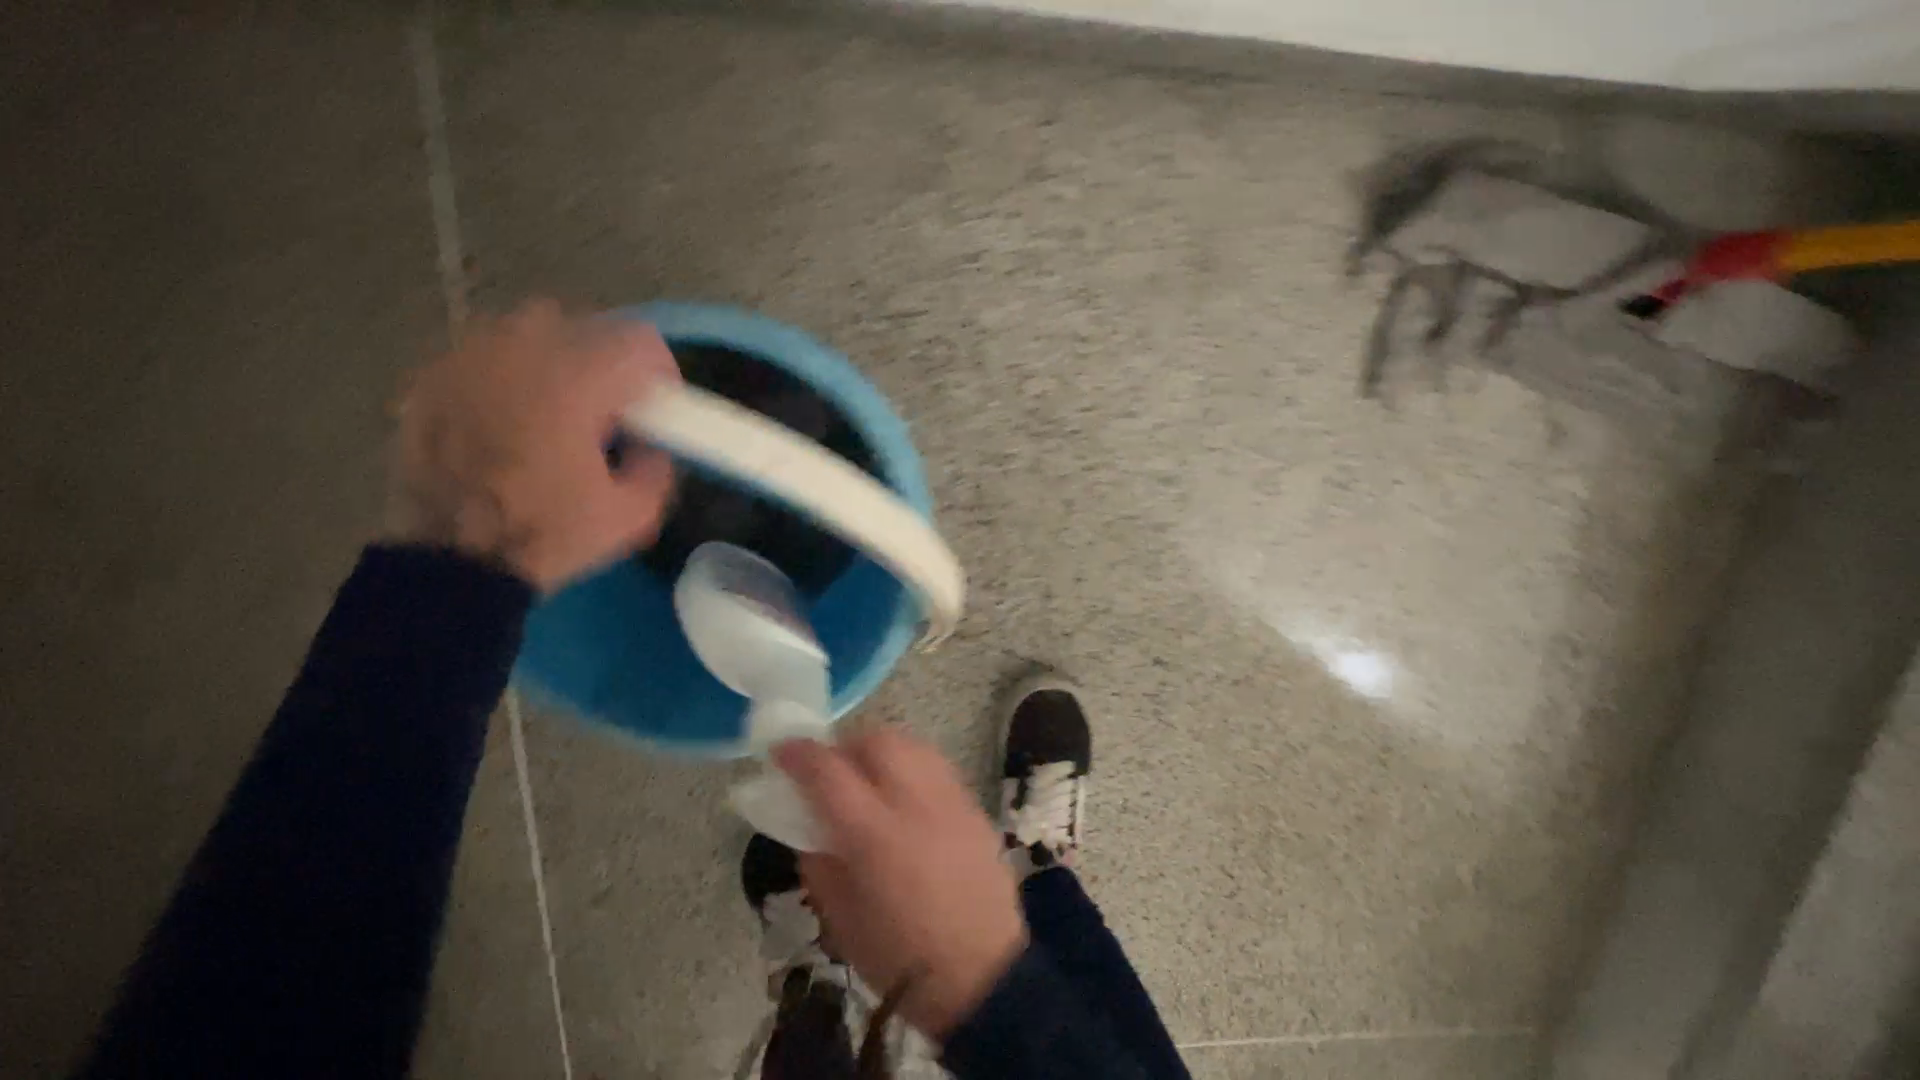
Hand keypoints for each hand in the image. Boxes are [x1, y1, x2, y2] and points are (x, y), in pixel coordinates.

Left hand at [389, 300, 679, 591]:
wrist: (450, 561)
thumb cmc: (545, 534)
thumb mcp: (632, 514)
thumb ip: (657, 465)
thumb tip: (650, 443)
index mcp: (576, 381)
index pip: (638, 339)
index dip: (660, 370)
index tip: (657, 406)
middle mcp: (521, 351)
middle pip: (585, 325)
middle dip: (606, 362)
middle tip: (608, 410)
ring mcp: (469, 358)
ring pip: (529, 331)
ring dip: (554, 360)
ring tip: (555, 409)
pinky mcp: (431, 377)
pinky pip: (485, 354)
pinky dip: (506, 375)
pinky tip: (506, 417)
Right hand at [775, 730, 1027, 1039]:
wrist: (980, 977)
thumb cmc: (898, 958)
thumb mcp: (839, 918)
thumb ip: (819, 863)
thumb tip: (811, 827)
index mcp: (873, 835)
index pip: (827, 772)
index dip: (799, 754)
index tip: (782, 751)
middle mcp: (915, 804)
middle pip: (876, 742)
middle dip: (845, 747)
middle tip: (830, 770)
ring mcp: (951, 802)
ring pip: (912, 745)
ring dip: (882, 751)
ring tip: (869, 779)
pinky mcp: (976, 809)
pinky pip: (937, 768)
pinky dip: (913, 769)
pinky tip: (905, 799)